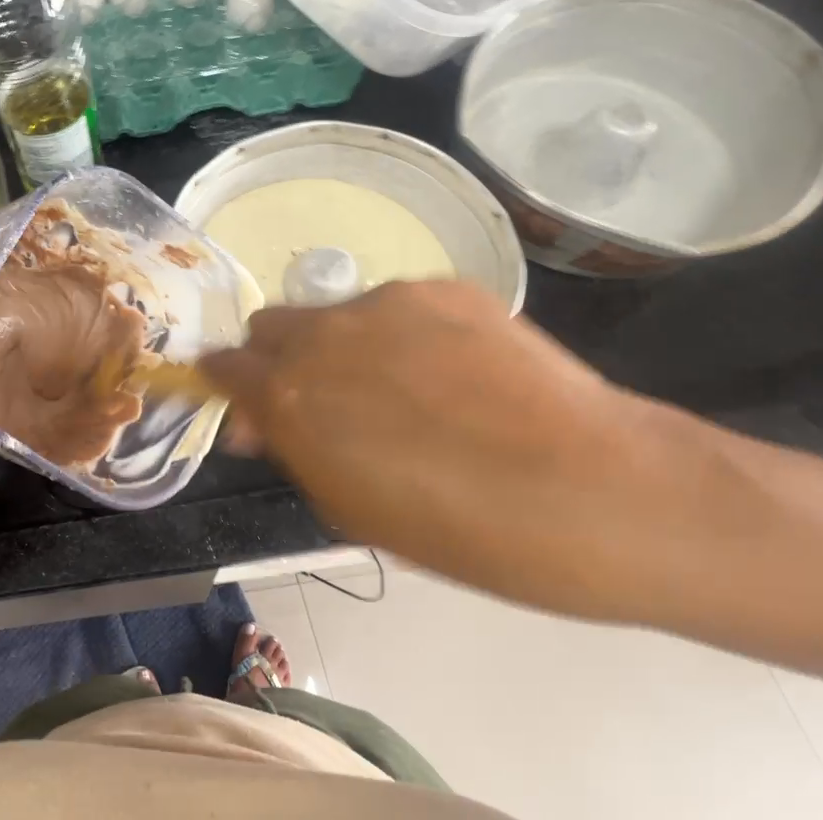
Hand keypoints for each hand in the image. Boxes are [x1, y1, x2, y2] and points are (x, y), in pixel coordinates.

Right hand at [199, 280, 695, 621]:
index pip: (223, 366)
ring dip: (344, 346)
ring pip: (335, 314)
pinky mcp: (445, 288)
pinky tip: (455, 375)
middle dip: (279, 360)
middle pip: (269, 327)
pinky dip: (403, 334)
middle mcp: (322, 334)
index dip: (230, 389)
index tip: (254, 415)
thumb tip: (260, 422)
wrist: (600, 494)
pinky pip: (397, 306)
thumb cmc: (466, 533)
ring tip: (409, 393)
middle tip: (326, 405)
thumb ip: (294, 451)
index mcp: (287, 395)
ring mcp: (385, 303)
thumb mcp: (351, 508)